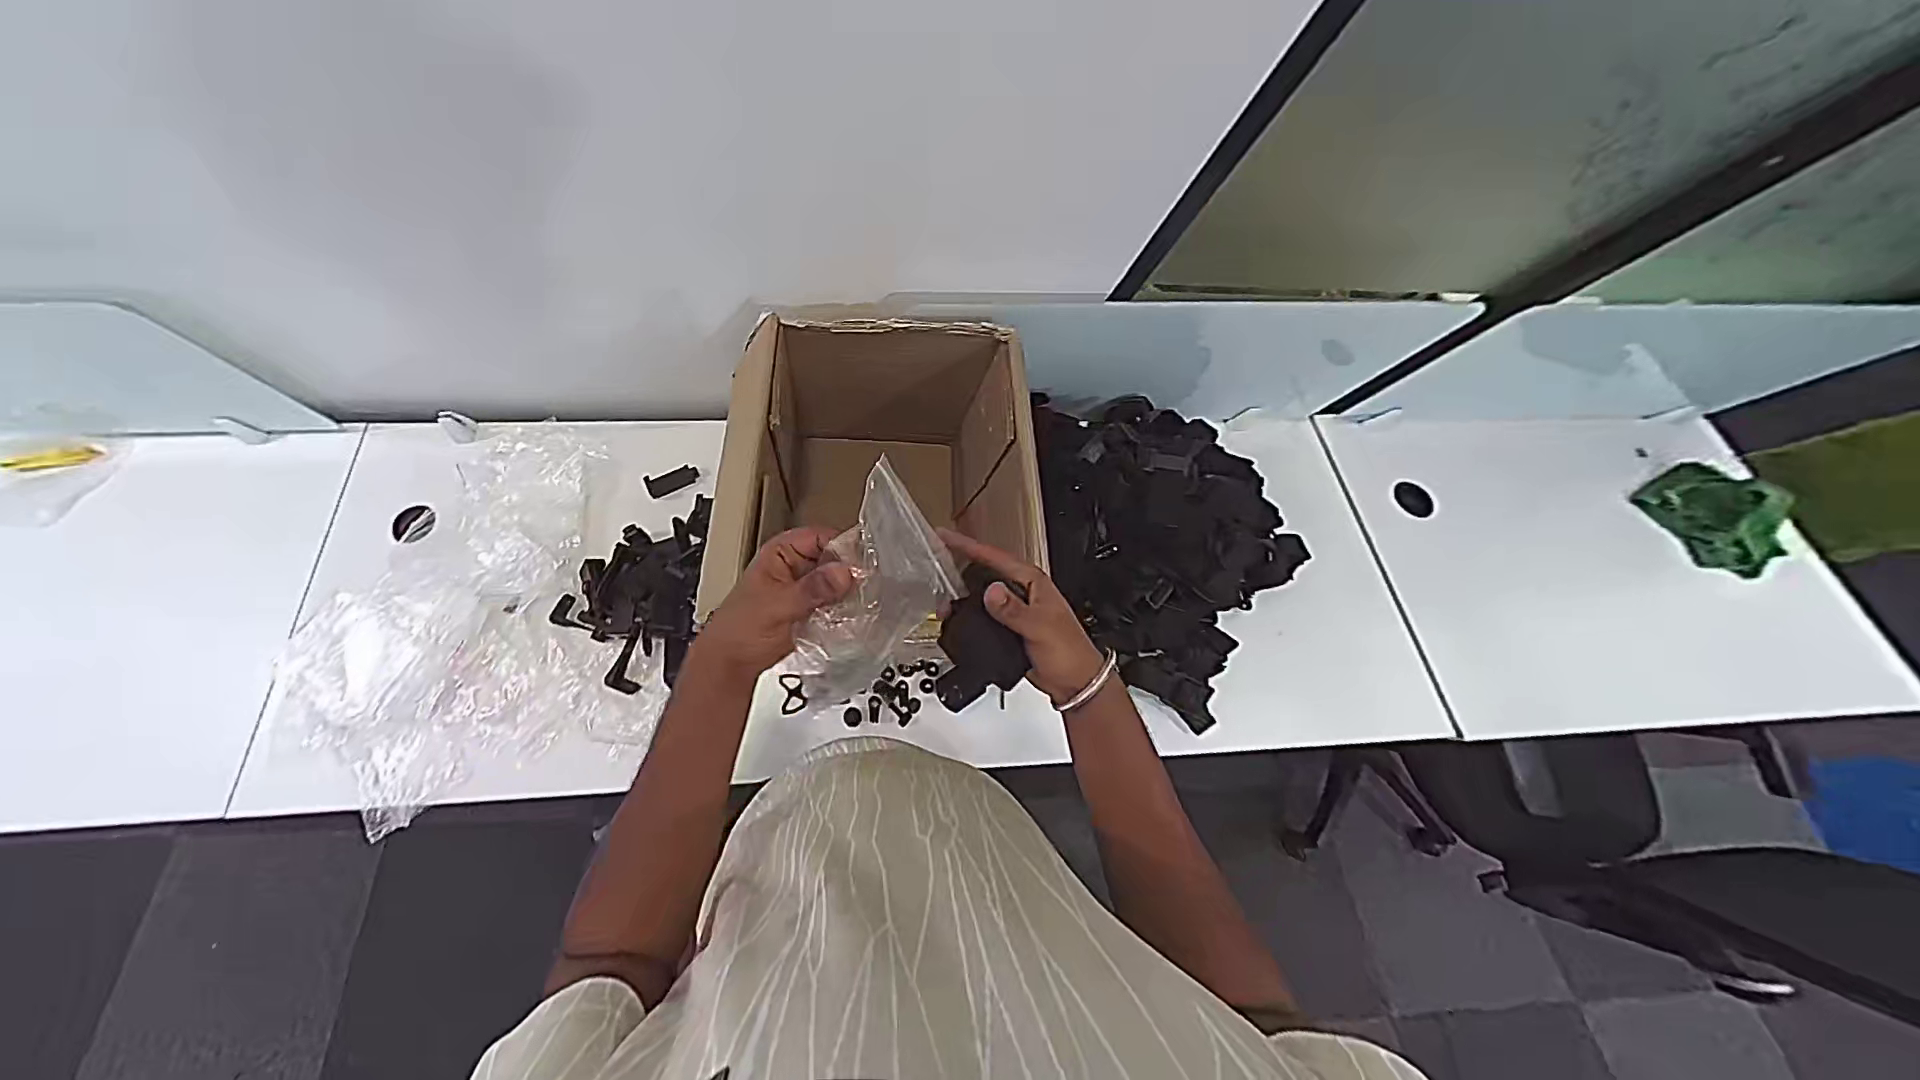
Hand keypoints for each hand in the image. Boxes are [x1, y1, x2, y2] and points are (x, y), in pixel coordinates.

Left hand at [694, 526, 854, 676]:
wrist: (732, 665)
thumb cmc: (740, 631)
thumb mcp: (778, 606)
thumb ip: (812, 589)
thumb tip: (843, 572)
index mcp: (782, 551)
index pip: (823, 536)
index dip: (844, 547)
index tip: (862, 564)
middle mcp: (798, 565)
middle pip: (836, 558)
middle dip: (851, 572)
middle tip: (866, 586)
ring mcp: (808, 587)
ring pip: (840, 581)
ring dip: (850, 592)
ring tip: (861, 603)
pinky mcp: (815, 607)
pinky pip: (839, 601)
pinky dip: (846, 608)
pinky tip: (853, 616)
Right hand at [938, 528, 1105, 705]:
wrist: (1075, 682)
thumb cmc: (1069, 652)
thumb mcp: (1040, 627)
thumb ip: (1013, 610)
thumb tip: (991, 592)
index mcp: (1033, 582)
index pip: (995, 557)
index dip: (968, 546)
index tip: (945, 537)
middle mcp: (1022, 591)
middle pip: (983, 571)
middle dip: (958, 570)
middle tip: (934, 567)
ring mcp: (1015, 608)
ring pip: (980, 593)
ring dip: (961, 596)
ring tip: (943, 601)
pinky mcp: (1008, 626)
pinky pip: (983, 614)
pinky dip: (968, 614)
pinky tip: (958, 619)